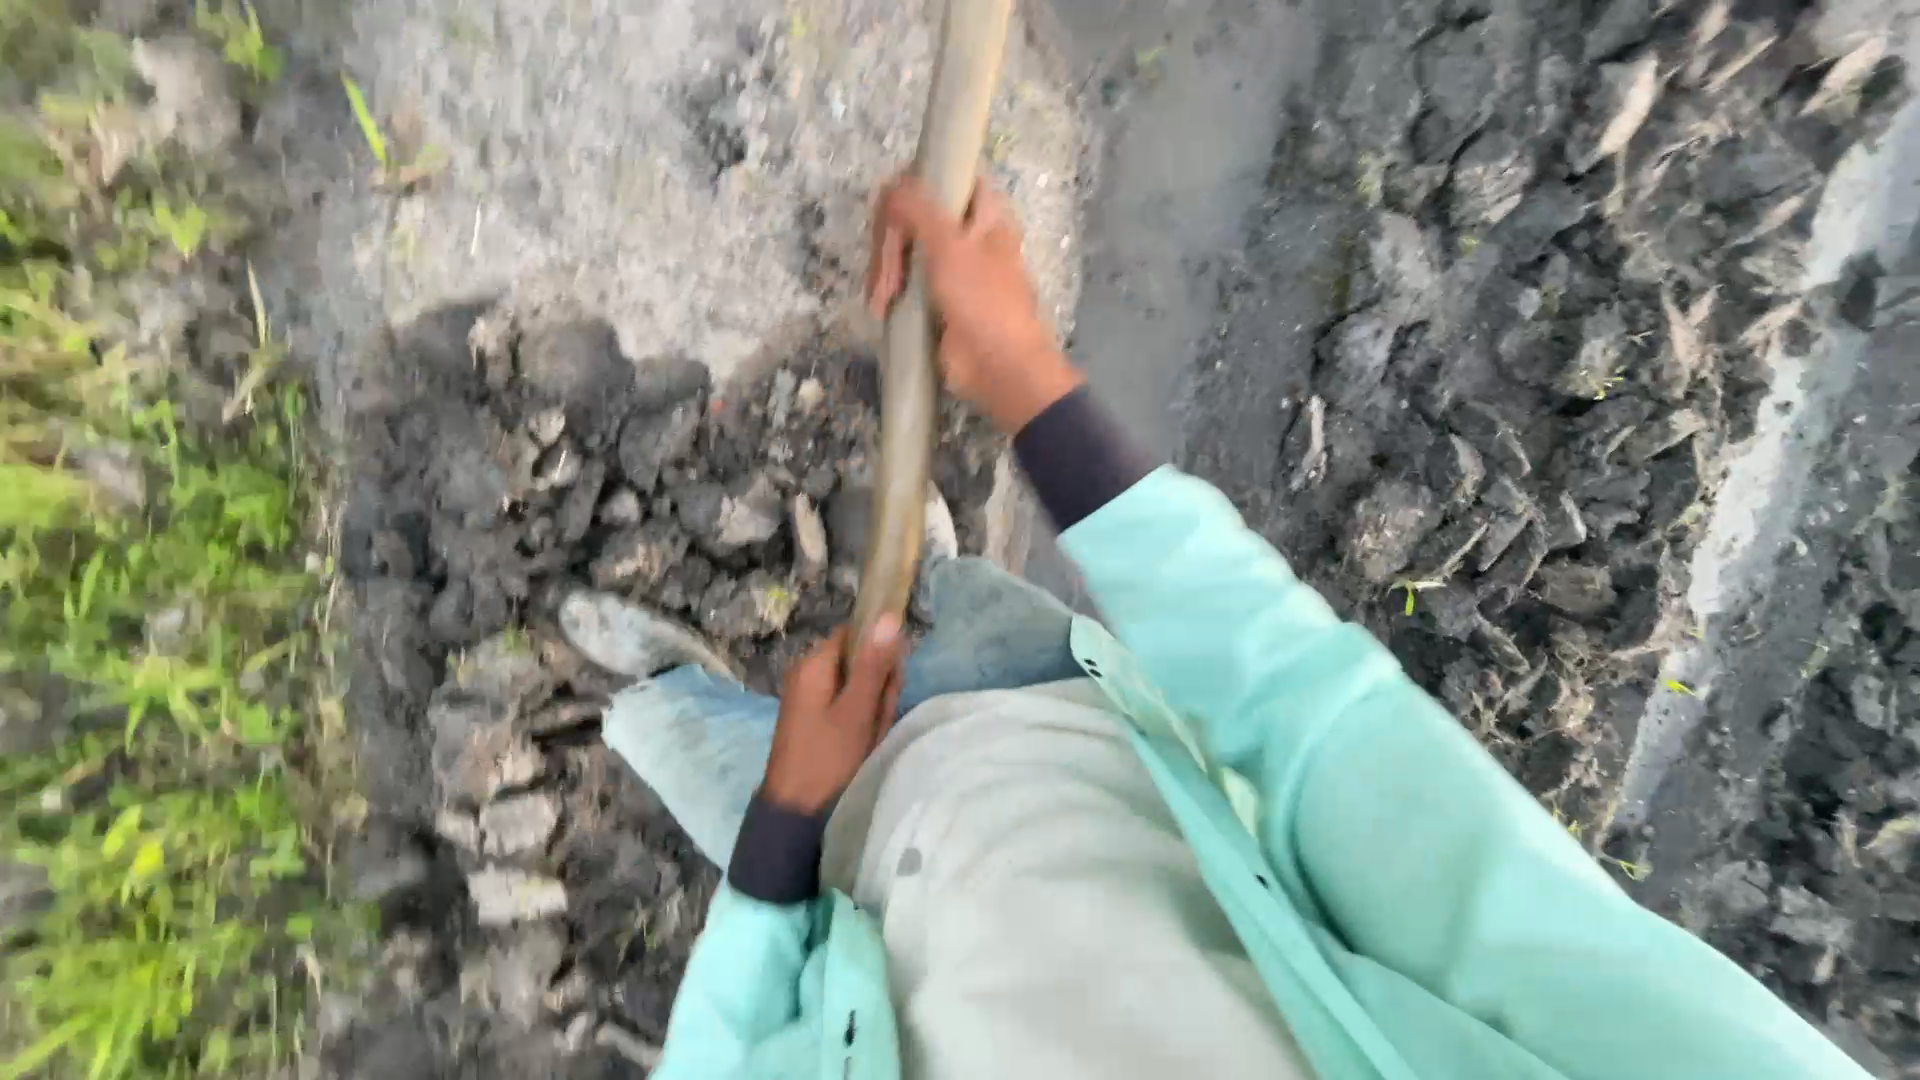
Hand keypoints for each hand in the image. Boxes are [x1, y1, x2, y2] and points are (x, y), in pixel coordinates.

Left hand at [760, 617, 907, 814]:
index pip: (857, 633)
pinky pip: (848, 705)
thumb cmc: (828, 757)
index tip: (889, 681)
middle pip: (860, 659)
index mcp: (815, 663)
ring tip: (870, 735)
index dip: (879, 652)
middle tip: (877, 717)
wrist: (795, 810)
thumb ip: (874, 664)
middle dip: (878, 686)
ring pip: (859, 685)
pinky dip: (861, 721)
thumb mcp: (857, 710)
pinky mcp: (815, 716)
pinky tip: (863, 742)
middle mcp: (810, 672)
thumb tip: (888, 615)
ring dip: (873, 707)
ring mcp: (811, 695)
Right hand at [868, 176, 1084, 433]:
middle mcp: (968, 235)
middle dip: (891, 241)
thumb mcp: (950, 245)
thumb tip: (892, 186)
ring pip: (904, 249)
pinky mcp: (935, 300)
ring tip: (883, 300)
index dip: (916, 184)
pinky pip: (903, 281)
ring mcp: (950, 269)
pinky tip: (883, 308)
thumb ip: (918, 208)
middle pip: (914, 215)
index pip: (946, 175)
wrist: (999, 368)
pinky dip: (889, 291)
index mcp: (985, 213)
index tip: (893, 207)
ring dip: (886, 271)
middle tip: (887, 273)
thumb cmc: (983, 302)